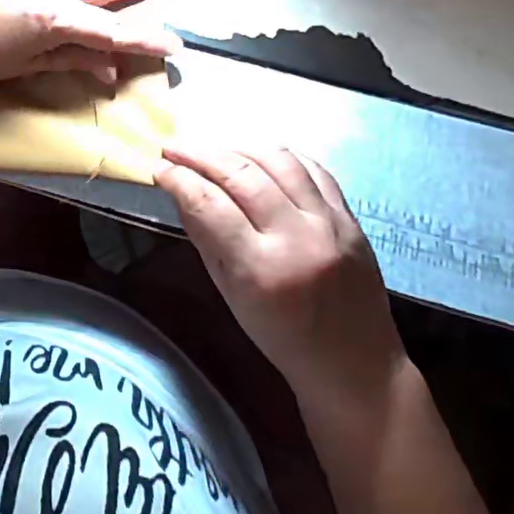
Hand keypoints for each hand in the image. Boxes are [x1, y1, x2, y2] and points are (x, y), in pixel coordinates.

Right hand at [154, 144, 406, 409]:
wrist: (355, 364)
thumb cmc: (279, 337)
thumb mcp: (227, 291)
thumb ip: (204, 236)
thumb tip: (179, 192)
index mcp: (260, 267)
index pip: (208, 203)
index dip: (178, 179)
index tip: (158, 168)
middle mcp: (297, 238)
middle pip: (241, 174)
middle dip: (200, 155)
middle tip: (173, 149)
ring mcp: (330, 224)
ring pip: (280, 162)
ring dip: (238, 148)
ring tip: (211, 150)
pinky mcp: (352, 219)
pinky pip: (314, 170)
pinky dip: (280, 156)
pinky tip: (256, 156)